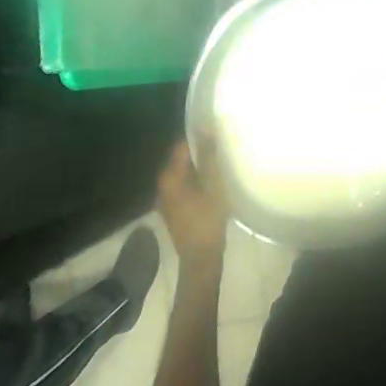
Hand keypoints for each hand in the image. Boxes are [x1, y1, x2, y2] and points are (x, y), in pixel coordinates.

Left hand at [157, 138, 227, 267]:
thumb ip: (208, 156)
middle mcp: (162, 184)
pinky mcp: (173, 207)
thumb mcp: (213, 184)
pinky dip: (197, 180)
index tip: (217, 133)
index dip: (200, 137)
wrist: (201, 257)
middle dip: (200, 151)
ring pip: (184, 172)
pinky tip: (212, 182)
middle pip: (182, 159)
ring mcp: (166, 197)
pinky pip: (184, 185)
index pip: (182, 145)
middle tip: (222, 147)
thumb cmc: (208, 219)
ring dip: (200, 166)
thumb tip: (205, 127)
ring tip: (220, 162)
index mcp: (169, 176)